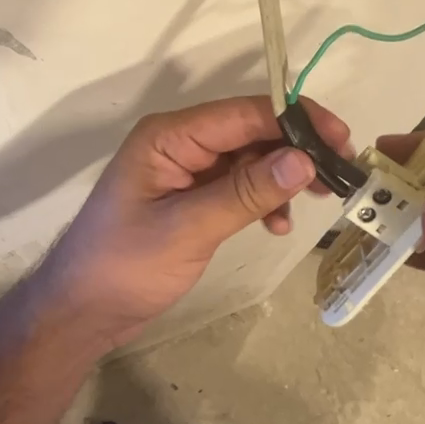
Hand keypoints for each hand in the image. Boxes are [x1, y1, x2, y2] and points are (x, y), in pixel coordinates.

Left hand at [37, 96, 350, 348]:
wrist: (82, 310)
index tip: (342, 140)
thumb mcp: (188, 228)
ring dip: (282, 179)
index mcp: (169, 136)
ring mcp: (185, 171)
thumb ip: (246, 192)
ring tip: (312, 205)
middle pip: (250, 132)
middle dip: (296, 150)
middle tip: (340, 176)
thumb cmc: (125, 266)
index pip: (243, 113)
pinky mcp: (191, 197)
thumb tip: (305, 159)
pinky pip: (238, 186)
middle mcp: (179, 144)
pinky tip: (276, 225)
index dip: (296, 120)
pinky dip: (262, 200)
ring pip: (249, 160)